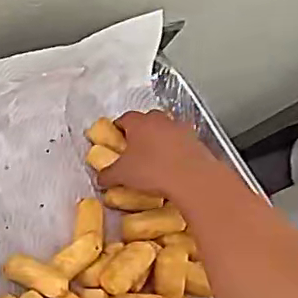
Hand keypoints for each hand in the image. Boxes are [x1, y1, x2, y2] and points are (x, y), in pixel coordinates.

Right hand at [94, 110, 223, 201]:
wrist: (193, 179)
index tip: (114, 141)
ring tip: (153, 158)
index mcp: (139, 122)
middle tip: (132, 149)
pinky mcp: (196, 140)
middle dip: (138, 132)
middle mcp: (160, 120)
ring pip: (165, 130)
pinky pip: (180, 141)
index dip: (116, 129)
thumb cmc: (152, 170)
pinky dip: (174, 149)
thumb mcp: (121, 176)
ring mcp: (181, 128)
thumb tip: (101, 178)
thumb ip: (107, 175)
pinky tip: (170, 165)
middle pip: (146, 121)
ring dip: (158, 140)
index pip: (123, 119)